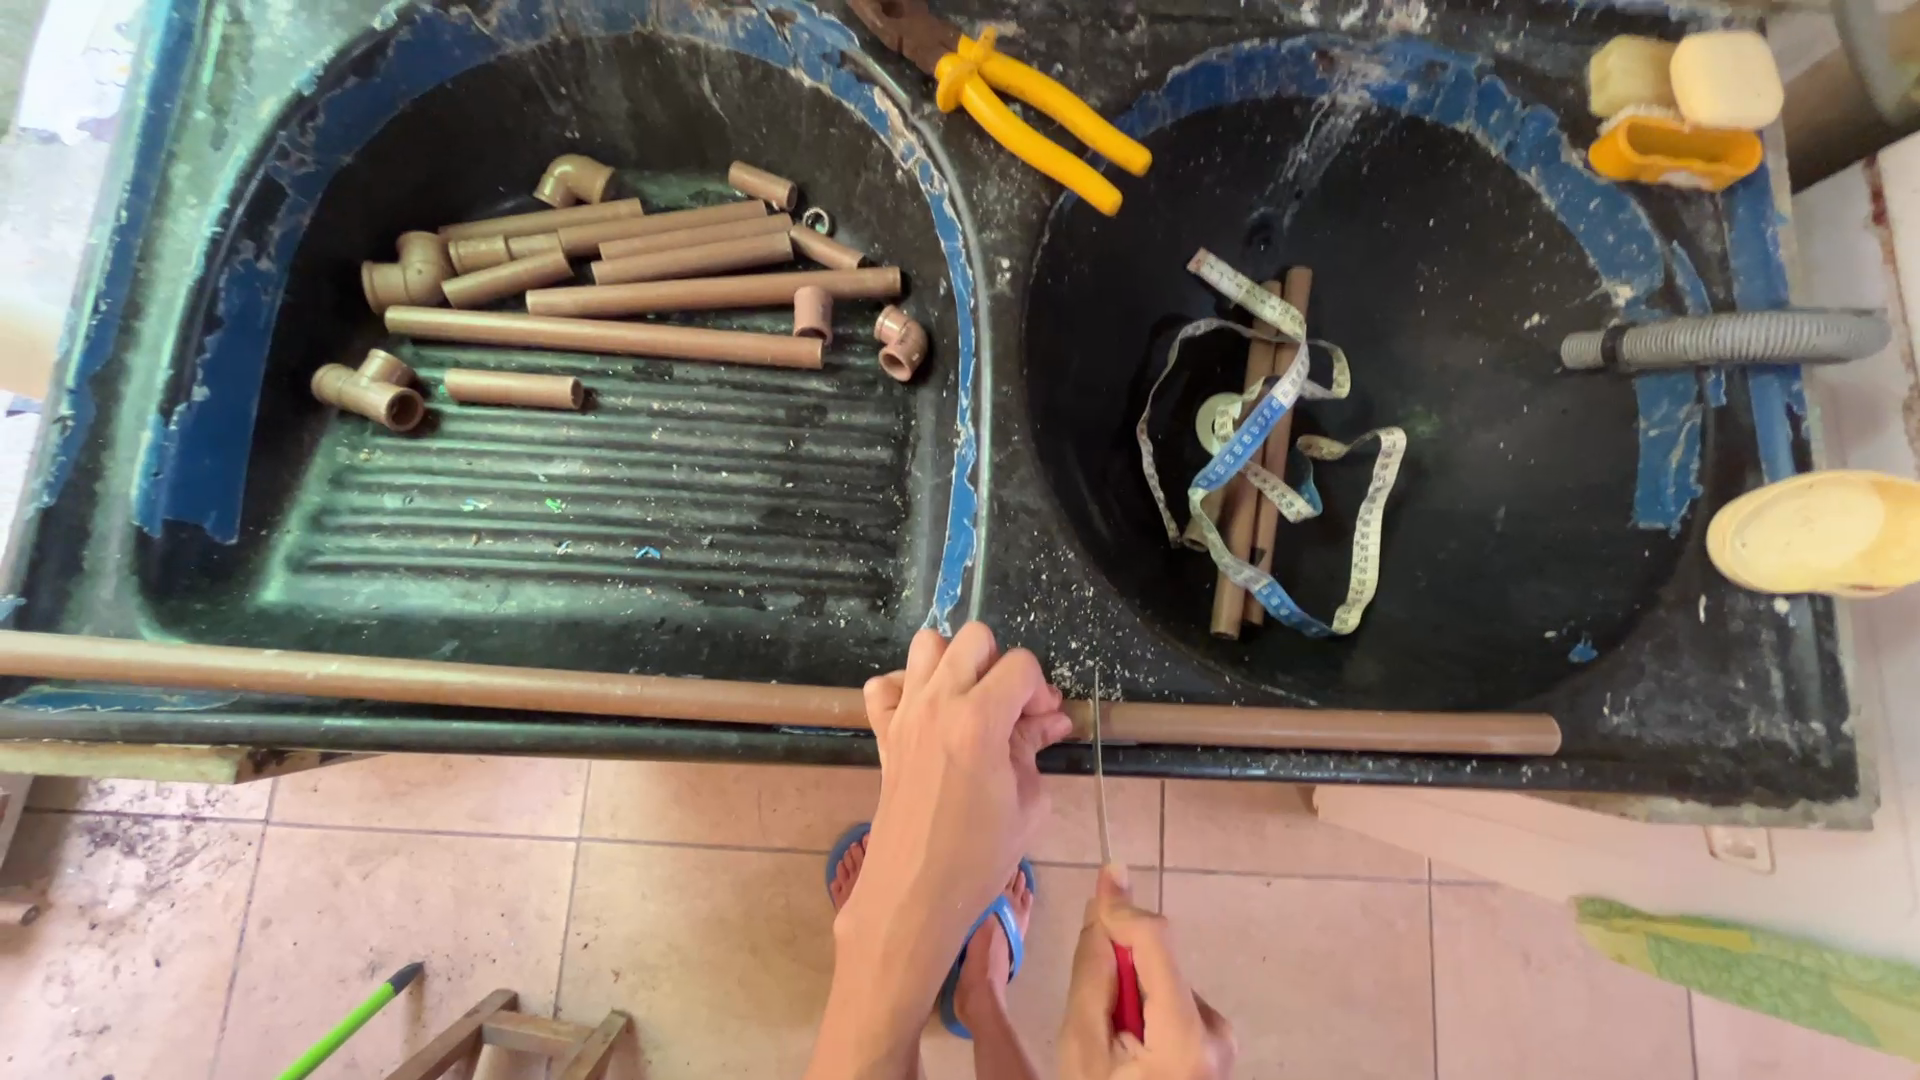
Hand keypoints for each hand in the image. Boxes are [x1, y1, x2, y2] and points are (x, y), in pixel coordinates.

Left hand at [839, 623, 1071, 950]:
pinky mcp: (883, 730)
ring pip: (926, 644)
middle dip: (999, 664)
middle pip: (974, 638)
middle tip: (1008, 708)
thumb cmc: (979, 856)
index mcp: (980, 719)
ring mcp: (905, 712)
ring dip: (954, 662)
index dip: (1039, 689)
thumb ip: (1034, 747)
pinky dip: (905, 687)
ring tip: (969, 700)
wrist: (914, 893)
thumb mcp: (1027, 802)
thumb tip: (1052, 719)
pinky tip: (927, 714)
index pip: (1020, 663)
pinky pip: (883, 684)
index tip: (1042, 722)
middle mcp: (939, 702)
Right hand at [1060, 866, 1236, 1079]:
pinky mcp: (1217, 1042)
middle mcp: (1217, 1032)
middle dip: (1118, 964)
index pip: (1156, 939)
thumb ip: (1094, 965)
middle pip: (1156, 957)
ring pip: (1160, 974)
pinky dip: (1143, 1005)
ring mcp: (1222, 1040)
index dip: (1120, 910)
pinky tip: (1131, 1046)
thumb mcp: (1080, 1043)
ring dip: (1129, 987)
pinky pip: (1170, 995)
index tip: (1095, 890)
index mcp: (1186, 1041)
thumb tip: (1110, 886)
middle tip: (1094, 1011)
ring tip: (1112, 1039)